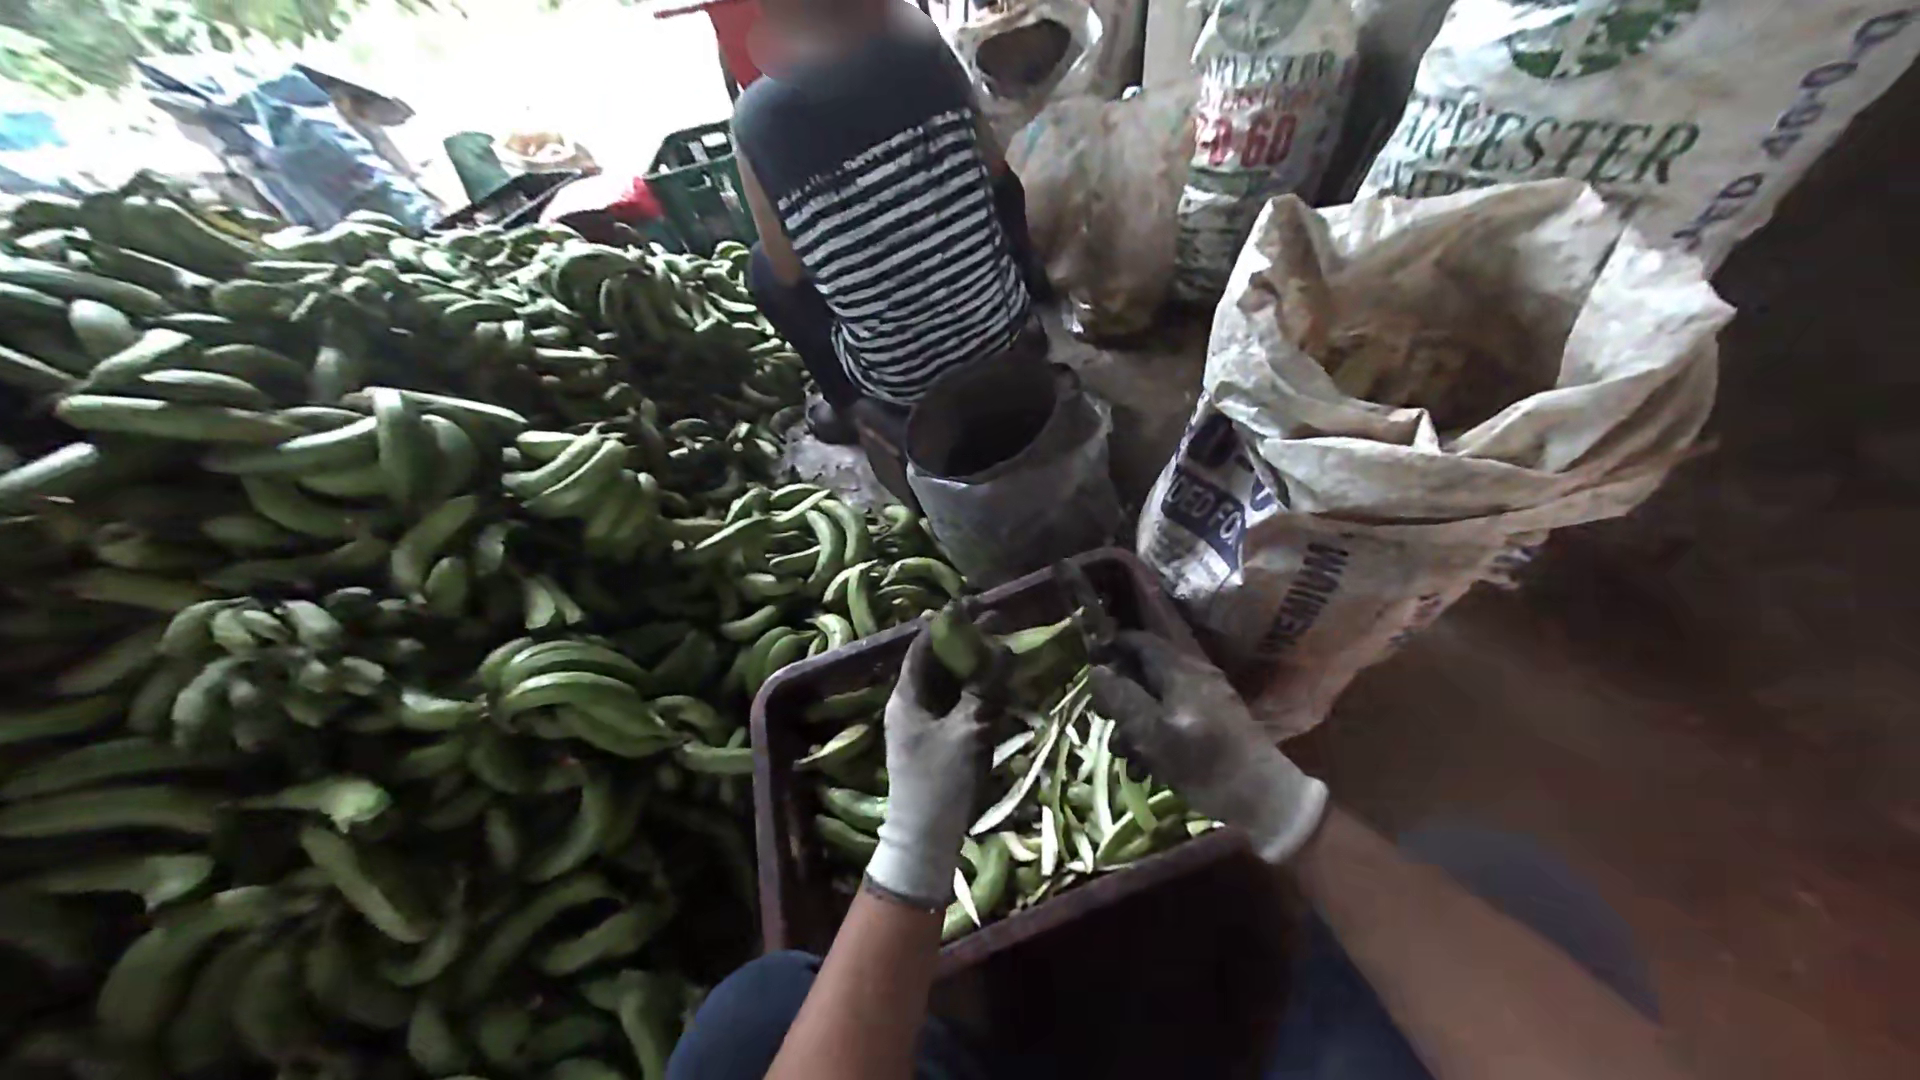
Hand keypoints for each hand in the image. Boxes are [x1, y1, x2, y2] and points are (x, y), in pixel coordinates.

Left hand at [865, 628, 988, 908]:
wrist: (924, 838)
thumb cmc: (940, 781)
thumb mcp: (967, 732)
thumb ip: (984, 690)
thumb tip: (1002, 651)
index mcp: (907, 696)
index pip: (923, 647)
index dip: (947, 624)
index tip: (973, 606)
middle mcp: (910, 703)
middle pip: (937, 662)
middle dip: (965, 642)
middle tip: (995, 624)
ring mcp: (922, 721)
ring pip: (947, 682)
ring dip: (970, 665)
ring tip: (999, 647)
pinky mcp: (936, 737)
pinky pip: (954, 702)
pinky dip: (972, 690)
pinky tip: (995, 684)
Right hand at [1089, 631, 1327, 863]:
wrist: (1263, 800)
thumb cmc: (1202, 761)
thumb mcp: (1150, 730)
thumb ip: (1121, 697)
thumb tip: (1097, 669)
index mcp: (1180, 669)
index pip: (1139, 641)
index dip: (1111, 647)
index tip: (1089, 663)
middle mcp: (1196, 675)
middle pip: (1147, 671)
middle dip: (1120, 693)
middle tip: (1105, 719)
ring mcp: (1209, 698)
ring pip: (1158, 697)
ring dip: (1135, 720)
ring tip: (1124, 751)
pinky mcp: (1217, 722)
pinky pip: (1175, 715)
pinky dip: (1156, 732)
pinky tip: (1148, 763)